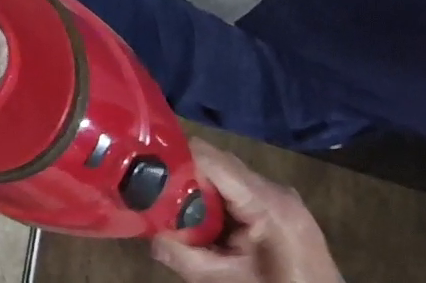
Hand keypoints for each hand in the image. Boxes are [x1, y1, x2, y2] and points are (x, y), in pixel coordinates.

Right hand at [153, 140, 341, 282]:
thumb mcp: (222, 281)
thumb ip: (179, 253)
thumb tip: (142, 227)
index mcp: (267, 203)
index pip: (207, 156)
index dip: (172, 159)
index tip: (144, 172)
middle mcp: (276, 189)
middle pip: (214, 160)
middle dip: (182, 175)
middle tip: (157, 195)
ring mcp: (283, 196)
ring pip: (224, 171)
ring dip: (198, 187)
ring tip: (178, 210)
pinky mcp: (283, 206)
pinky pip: (238, 186)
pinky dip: (215, 197)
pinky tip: (207, 221)